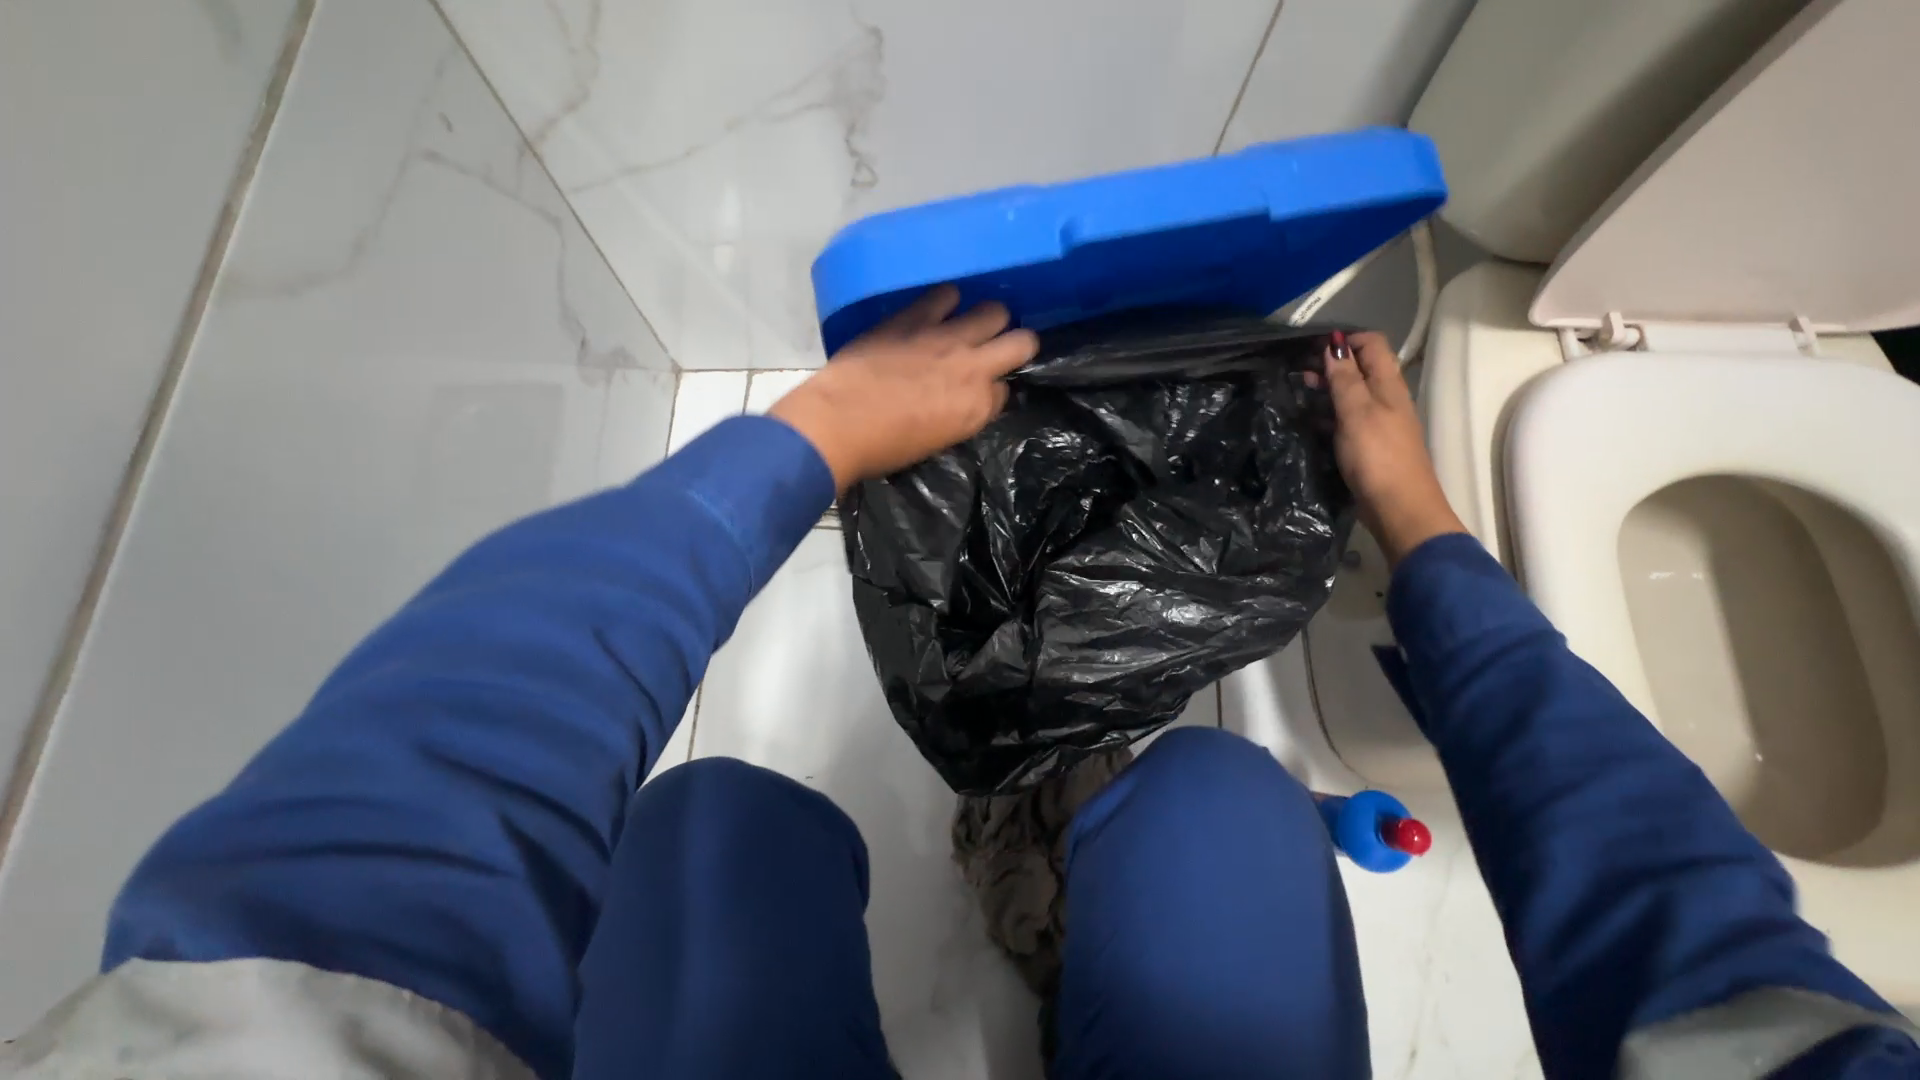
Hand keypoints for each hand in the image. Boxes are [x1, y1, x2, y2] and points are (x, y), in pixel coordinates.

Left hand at [771, 286, 1039, 490]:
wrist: (838, 424)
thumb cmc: (882, 448)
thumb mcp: (936, 442)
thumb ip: (959, 415)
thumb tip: (961, 400)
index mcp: (977, 408)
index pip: (1006, 389)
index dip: (994, 387)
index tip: (981, 390)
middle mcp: (973, 368)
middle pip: (1022, 342)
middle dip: (1016, 344)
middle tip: (996, 348)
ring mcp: (946, 338)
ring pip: (993, 311)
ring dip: (987, 319)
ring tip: (968, 326)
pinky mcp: (915, 318)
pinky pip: (946, 295)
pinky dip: (946, 300)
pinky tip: (937, 308)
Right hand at [1316, 331, 1466, 564]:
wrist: (1398, 507)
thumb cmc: (1377, 456)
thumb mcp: (1357, 412)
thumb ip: (1345, 379)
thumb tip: (1334, 346)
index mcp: (1388, 384)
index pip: (1371, 344)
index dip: (1345, 339)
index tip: (1312, 349)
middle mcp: (1386, 397)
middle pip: (1360, 367)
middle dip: (1330, 362)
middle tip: (1298, 370)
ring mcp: (1378, 421)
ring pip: (1351, 393)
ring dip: (1327, 387)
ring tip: (1299, 391)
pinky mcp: (1368, 443)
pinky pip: (1346, 418)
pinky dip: (1328, 413)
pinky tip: (1309, 420)